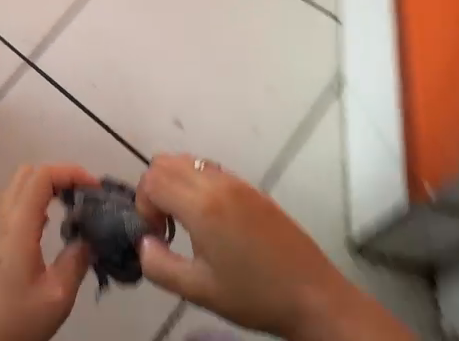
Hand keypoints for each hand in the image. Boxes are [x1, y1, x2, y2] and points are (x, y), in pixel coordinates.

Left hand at [0, 164, 96, 340]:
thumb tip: (91, 239)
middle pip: (26, 174)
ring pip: (16, 189)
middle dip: (58, 175)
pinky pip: (11, 207)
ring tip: (71, 209)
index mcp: (18, 223)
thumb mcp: (56, 296)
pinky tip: (48, 227)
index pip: (42, 175)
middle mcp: (1, 217)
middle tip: (84, 195)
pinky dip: (32, 203)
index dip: (70, 171)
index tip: (96, 187)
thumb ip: (76, 262)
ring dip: (44, 189)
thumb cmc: (14, 317)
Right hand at [136, 155, 406, 340]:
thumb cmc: (255, 295)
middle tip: (167, 224)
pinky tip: (212, 220)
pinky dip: (196, 183)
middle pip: (164, 162)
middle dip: (154, 189)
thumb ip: (159, 266)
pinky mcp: (252, 189)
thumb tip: (143, 242)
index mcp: (201, 205)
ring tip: (187, 221)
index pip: (150, 180)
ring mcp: (236, 182)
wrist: (315, 297)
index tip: (158, 235)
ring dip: (175, 183)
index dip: (143, 205)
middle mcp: (216, 183)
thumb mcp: (199, 291)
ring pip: (187, 160)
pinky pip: (209, 169)